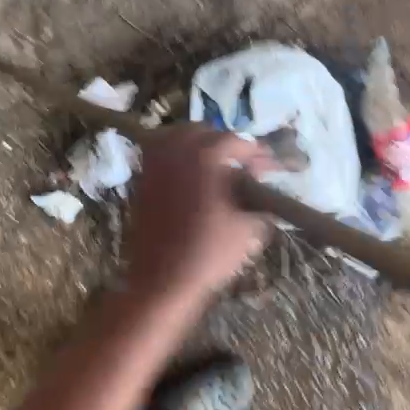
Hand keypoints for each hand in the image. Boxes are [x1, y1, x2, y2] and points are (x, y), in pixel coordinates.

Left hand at [122, 126, 274, 304]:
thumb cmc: (208, 252)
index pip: (236, 141)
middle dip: (226, 143)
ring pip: (176, 136)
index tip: (269, 166)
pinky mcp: (141, 180)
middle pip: (204, 131)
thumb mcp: (249, 228)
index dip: (257, 153)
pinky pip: (158, 154)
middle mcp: (175, 151)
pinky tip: (189, 173)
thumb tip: (261, 191)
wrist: (162, 278)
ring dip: (197, 144)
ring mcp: (153, 164)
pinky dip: (175, 155)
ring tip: (215, 164)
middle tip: (242, 164)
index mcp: (204, 156)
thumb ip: (259, 201)